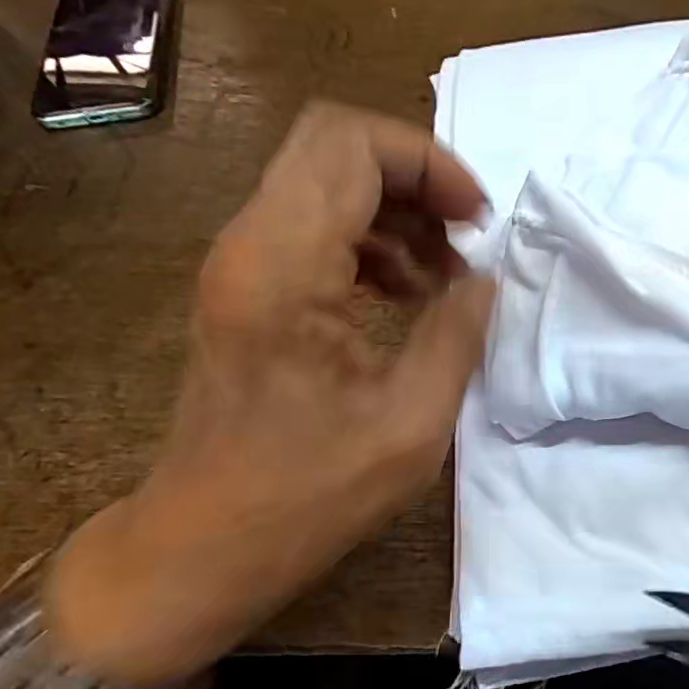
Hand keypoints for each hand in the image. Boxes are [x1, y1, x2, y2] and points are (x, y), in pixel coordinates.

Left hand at [42, 101, 495, 684]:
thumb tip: (485, 281)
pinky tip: (408, 295)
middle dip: (418, 178)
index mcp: (284, 267)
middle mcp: (250, 244)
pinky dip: (373, 241)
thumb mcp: (410, 424)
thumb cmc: (306, 495)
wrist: (203, 545)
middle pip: (336, 146)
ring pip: (327, 181)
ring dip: (399, 212)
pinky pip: (317, 225)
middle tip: (469, 237)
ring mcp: (242, 263)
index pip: (350, 143)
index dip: (428, 162)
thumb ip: (457, 335)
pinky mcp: (248, 287)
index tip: (478, 220)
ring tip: (445, 278)